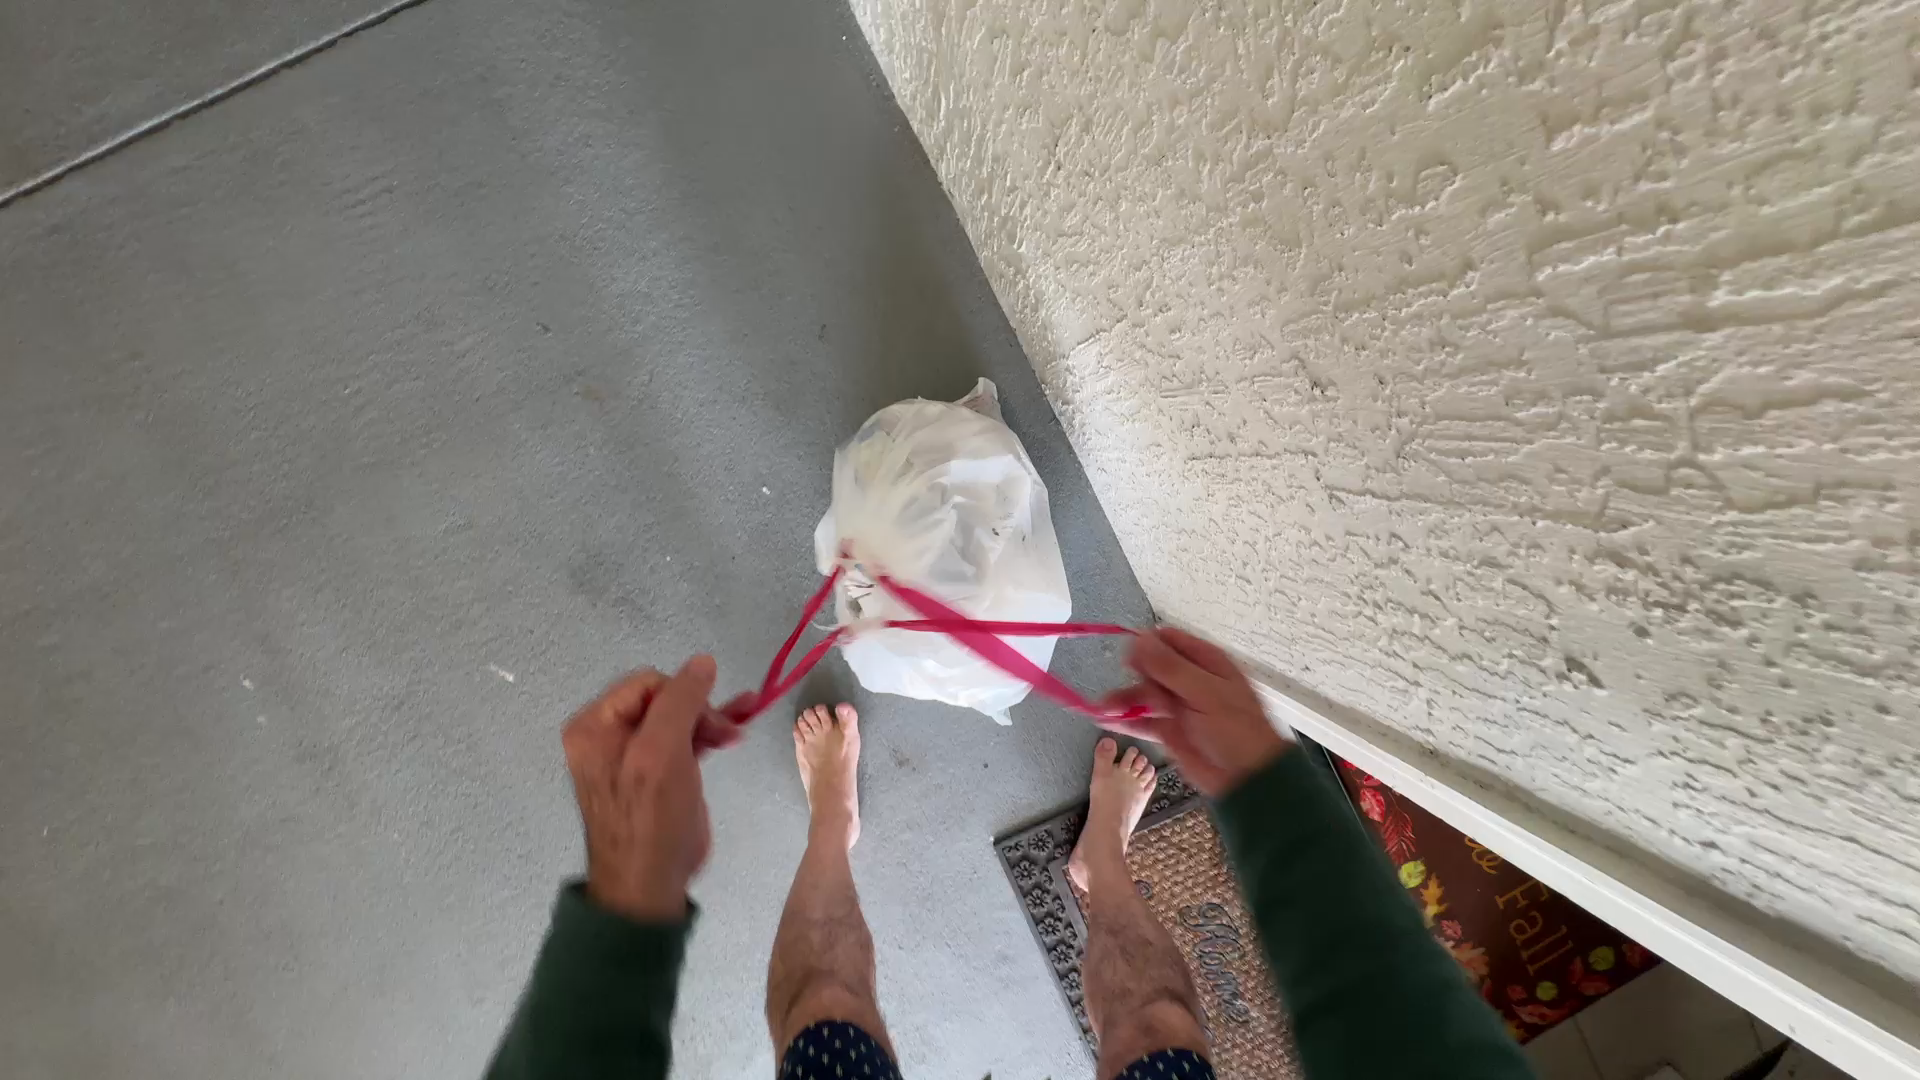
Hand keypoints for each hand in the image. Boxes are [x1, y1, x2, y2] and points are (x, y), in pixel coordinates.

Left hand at [562, 655, 722, 921]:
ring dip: (712, 717)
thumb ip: (681, 701)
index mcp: (595, 726)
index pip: (648, 682)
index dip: (683, 696)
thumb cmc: (652, 819)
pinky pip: (684, 736)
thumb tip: (704, 660)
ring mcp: (633, 753)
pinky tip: (737, 729)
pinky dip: (710, 731)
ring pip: (679, 716)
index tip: (707, 723)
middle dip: (700, 709)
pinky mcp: (656, 771)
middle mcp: (608, 734)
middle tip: (726, 733)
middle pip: (665, 697)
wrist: (650, 885)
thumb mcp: (663, 754)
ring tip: (741, 727)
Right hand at [1103, 627, 1289, 796]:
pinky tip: (1106, 719)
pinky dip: (1124, 719)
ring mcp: (1177, 704)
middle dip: (1133, 677)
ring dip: (1123, 699)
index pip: (1168, 641)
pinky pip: (1141, 719)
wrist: (1247, 779)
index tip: (1131, 659)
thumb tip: (1140, 639)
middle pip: (1150, 668)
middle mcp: (1188, 679)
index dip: (1147, 646)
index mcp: (1204, 662)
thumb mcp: (1204, 693)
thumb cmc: (1237, 731)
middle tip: (1123, 692)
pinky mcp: (1168, 729)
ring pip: (1142, 694)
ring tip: (1104, 709)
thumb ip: (1169, 667)